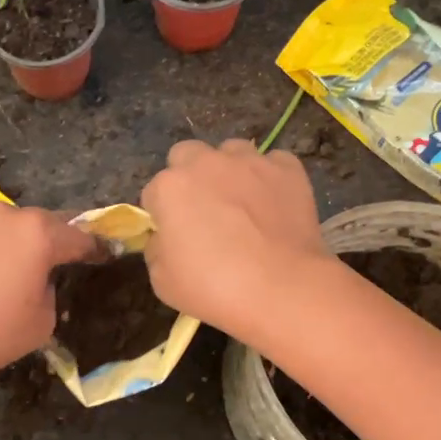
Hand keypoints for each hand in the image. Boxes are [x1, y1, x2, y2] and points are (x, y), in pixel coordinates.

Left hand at [0, 202, 98, 389]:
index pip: (78, 237)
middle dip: (51, 242)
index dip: (93, 249)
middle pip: (41, 224)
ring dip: (14, 244)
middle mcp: (6, 215)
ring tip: (7, 273)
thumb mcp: (43, 321)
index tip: (102, 257)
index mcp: (39, 234)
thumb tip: (37, 279)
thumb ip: (50, 290)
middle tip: (54, 265)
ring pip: (5, 227)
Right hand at [141, 139, 332, 339]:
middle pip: (187, 156)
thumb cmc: (213, 288)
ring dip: (229, 170)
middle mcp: (206, 163)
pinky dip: (270, 178)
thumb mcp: (162, 280)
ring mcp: (249, 162)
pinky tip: (273, 203)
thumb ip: (157, 249)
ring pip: (231, 151)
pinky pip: (273, 163)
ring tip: (242, 203)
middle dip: (190, 176)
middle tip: (203, 210)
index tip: (174, 236)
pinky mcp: (287, 169)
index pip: (153, 192)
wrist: (281, 288)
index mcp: (169, 187)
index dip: (162, 214)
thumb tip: (165, 238)